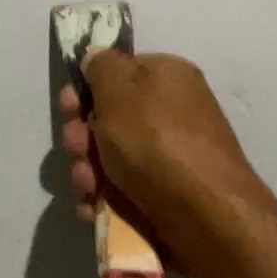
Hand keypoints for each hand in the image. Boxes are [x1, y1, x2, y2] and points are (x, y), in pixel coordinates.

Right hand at [58, 50, 268, 275]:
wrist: (207, 217)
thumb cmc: (157, 140)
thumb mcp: (118, 86)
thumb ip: (100, 65)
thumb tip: (95, 59)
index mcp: (167, 78)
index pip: (118, 72)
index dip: (87, 88)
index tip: (69, 105)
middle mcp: (171, 113)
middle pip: (109, 118)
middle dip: (82, 135)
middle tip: (77, 147)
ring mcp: (169, 158)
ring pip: (110, 158)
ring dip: (87, 169)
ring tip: (88, 185)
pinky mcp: (165, 197)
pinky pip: (123, 190)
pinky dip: (103, 198)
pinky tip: (92, 207)